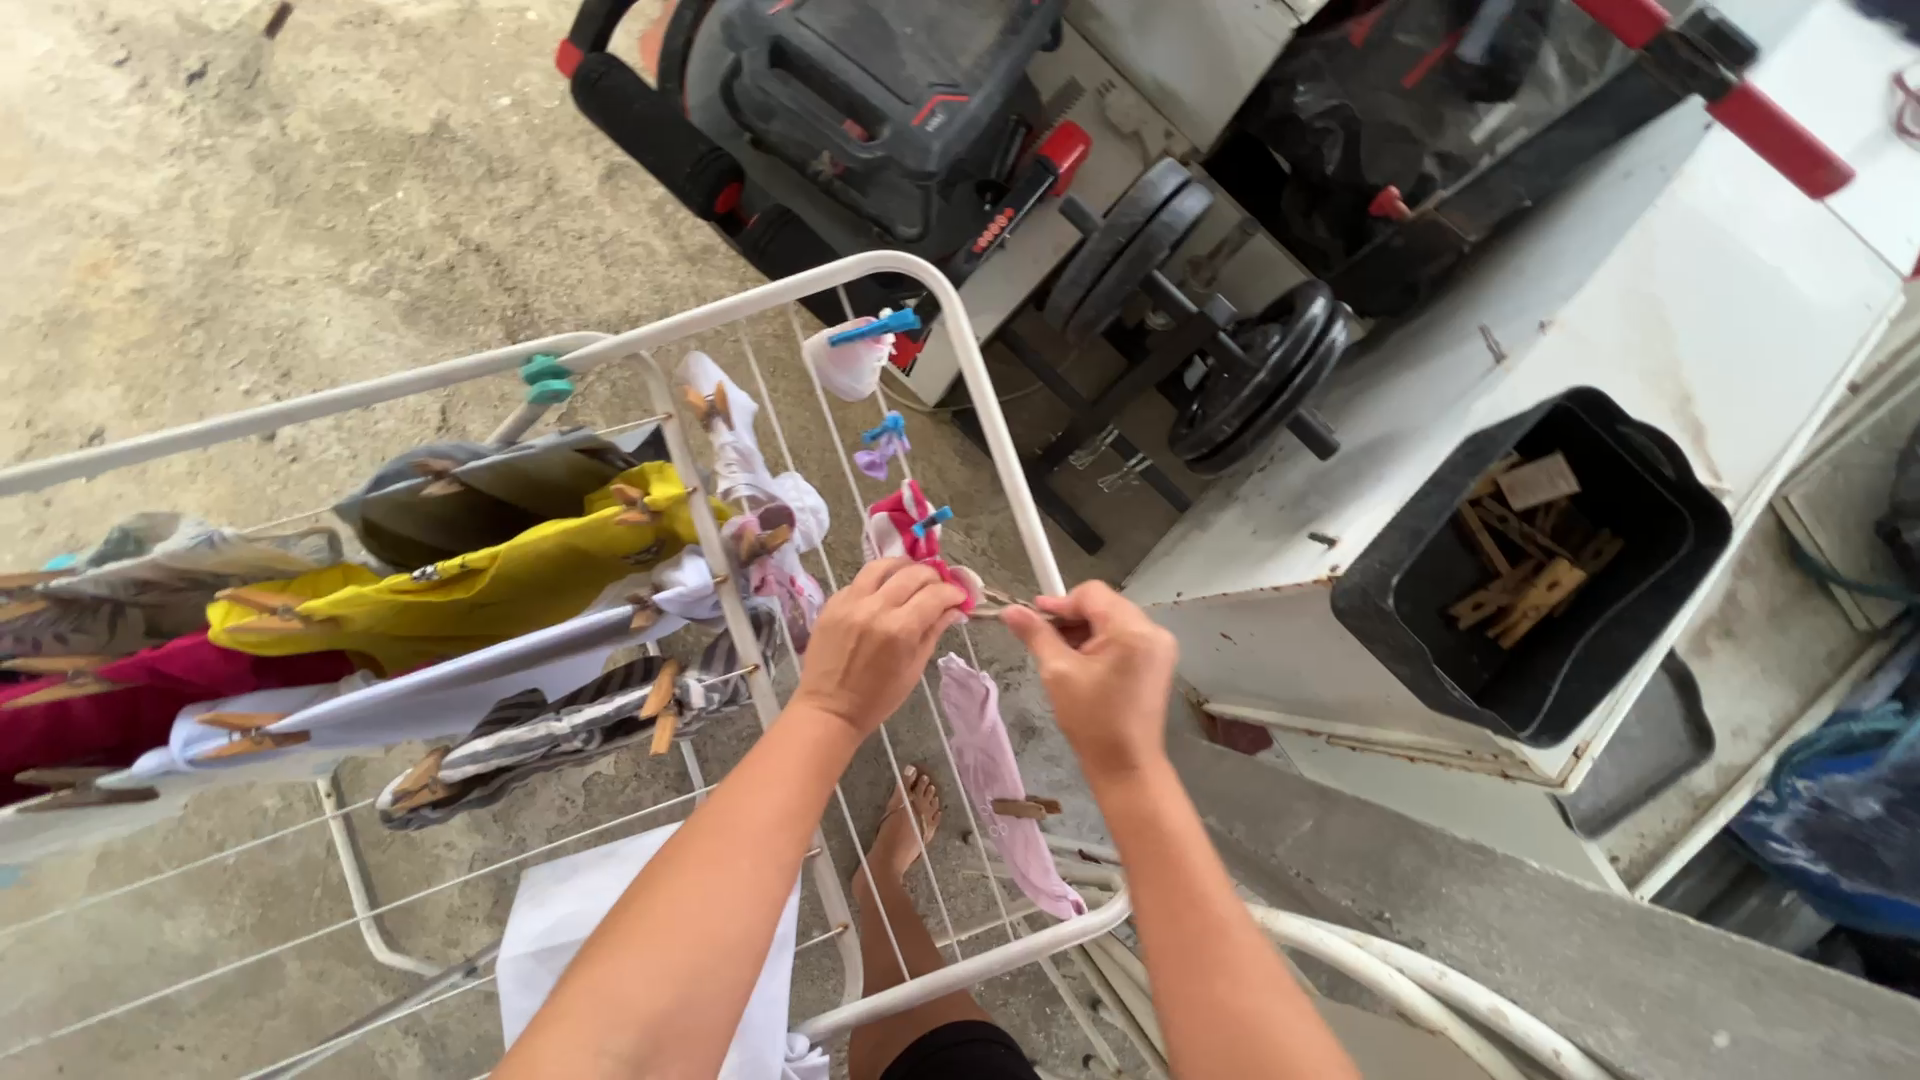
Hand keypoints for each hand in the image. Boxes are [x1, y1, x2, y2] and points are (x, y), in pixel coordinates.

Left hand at [791, 558, 965, 736]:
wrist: (829, 709)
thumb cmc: (878, 698)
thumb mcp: (914, 668)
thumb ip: (933, 632)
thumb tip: (953, 609)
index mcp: (900, 630)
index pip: (935, 594)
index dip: (954, 592)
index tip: (960, 597)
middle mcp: (876, 608)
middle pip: (912, 573)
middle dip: (933, 577)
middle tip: (939, 587)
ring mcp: (850, 603)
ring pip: (882, 566)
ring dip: (903, 568)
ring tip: (912, 577)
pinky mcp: (832, 603)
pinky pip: (859, 580)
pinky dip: (877, 581)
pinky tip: (883, 593)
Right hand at [1002, 581, 1177, 785]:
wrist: (1126, 765)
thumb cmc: (1092, 720)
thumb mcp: (1058, 673)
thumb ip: (1036, 634)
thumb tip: (1011, 610)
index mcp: (1132, 630)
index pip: (1092, 593)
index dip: (1061, 602)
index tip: (1035, 616)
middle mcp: (1153, 631)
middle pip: (1105, 604)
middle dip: (1072, 617)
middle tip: (1045, 638)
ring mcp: (1159, 647)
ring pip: (1113, 620)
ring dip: (1085, 630)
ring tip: (1061, 653)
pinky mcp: (1157, 662)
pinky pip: (1125, 637)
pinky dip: (1101, 642)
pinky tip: (1082, 662)